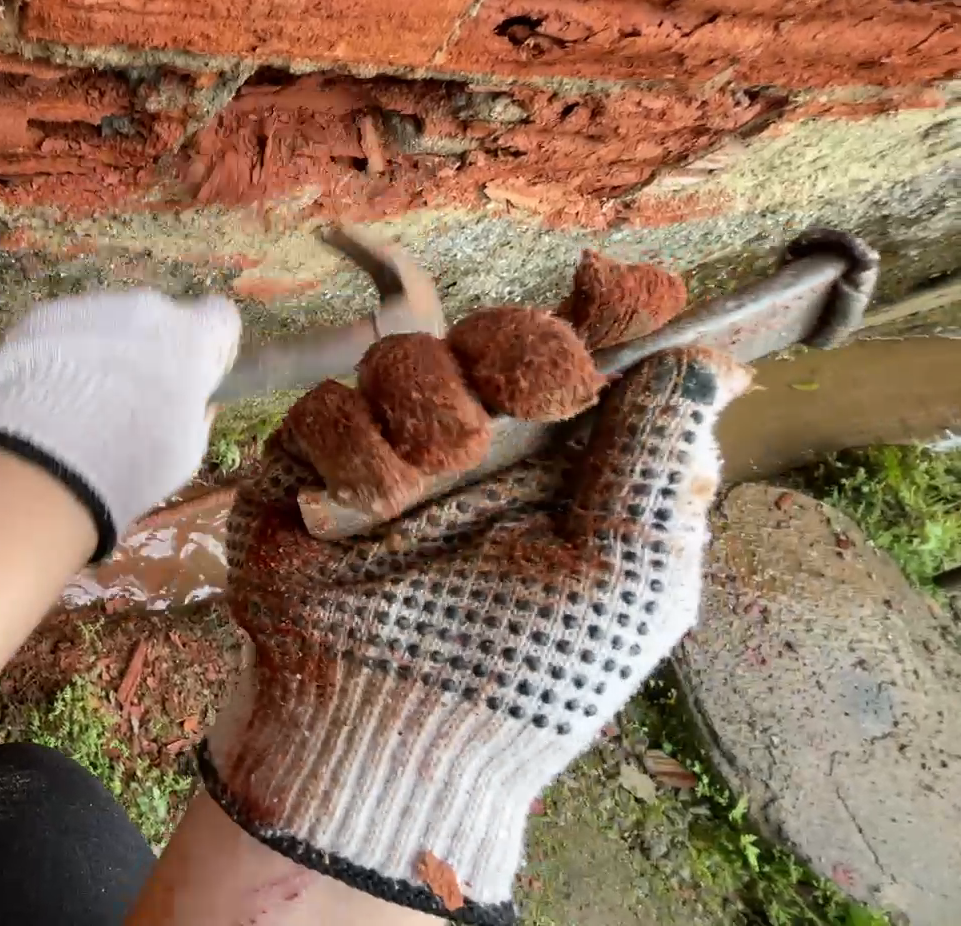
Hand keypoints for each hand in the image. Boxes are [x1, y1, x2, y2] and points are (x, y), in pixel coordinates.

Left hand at [0, 289, 240, 560]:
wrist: (42, 460)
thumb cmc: (129, 463)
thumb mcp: (184, 452)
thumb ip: (193, 414)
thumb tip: (191, 402)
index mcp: (191, 338)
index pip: (219, 316)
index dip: (208, 345)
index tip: (192, 374)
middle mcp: (144, 309)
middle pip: (156, 320)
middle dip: (148, 349)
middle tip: (125, 398)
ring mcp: (89, 307)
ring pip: (105, 322)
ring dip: (100, 350)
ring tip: (76, 402)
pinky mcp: (42, 316)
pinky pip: (61, 330)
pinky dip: (57, 353)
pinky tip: (43, 395)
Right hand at [200, 253, 741, 921]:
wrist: (383, 720)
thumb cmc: (519, 668)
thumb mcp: (626, 579)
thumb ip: (657, 464)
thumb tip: (703, 365)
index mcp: (559, 462)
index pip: (586, 351)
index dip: (602, 309)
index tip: (616, 291)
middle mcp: (476, 441)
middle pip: (490, 330)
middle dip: (512, 353)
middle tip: (527, 407)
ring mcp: (385, 445)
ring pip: (399, 355)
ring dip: (421, 416)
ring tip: (421, 493)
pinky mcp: (307, 459)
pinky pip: (324, 404)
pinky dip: (347, 451)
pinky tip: (356, 512)